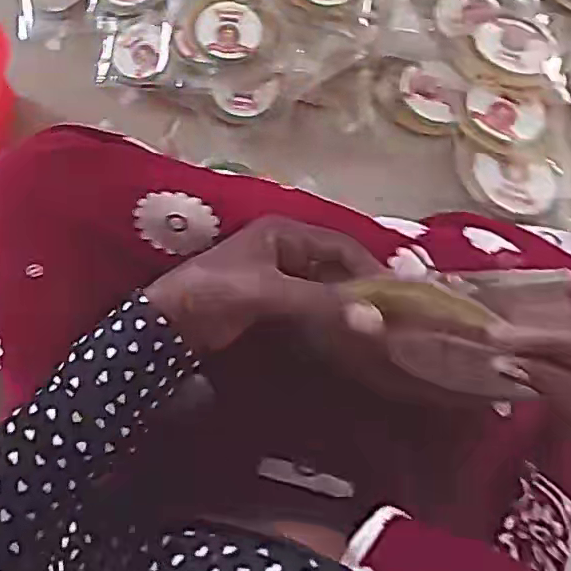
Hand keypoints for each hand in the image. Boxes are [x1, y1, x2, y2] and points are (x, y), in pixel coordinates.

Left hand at [144, 216, 381, 353]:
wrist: (169, 323)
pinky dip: (328, 317)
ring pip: (324, 286)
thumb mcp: (268, 292)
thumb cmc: (216, 292)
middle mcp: (283, 247)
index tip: (401, 299)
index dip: (370, 268)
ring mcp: (276, 274)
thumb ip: (318, 302)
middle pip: (334, 265)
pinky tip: (346, 338)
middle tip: (395, 320)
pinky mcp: (269, 300)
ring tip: (379, 332)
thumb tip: (377, 320)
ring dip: (346, 305)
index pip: (339, 244)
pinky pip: (310, 304)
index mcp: (283, 232)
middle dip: (361, 288)